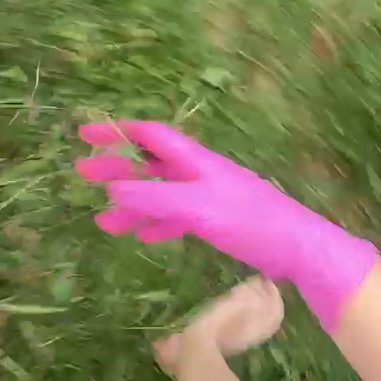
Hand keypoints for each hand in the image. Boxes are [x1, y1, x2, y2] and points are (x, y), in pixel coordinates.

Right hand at [75, 120, 378, 329]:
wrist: (297, 247)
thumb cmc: (251, 220)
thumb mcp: (198, 208)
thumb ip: (156, 199)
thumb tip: (113, 190)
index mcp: (196, 161)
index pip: (150, 136)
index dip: (117, 133)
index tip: (85, 136)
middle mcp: (199, 173)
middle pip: (151, 163)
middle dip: (117, 168)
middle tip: (83, 174)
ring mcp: (209, 197)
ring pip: (161, 194)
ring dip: (132, 204)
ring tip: (102, 220)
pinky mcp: (218, 220)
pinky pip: (178, 216)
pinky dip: (157, 223)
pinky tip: (142, 236)